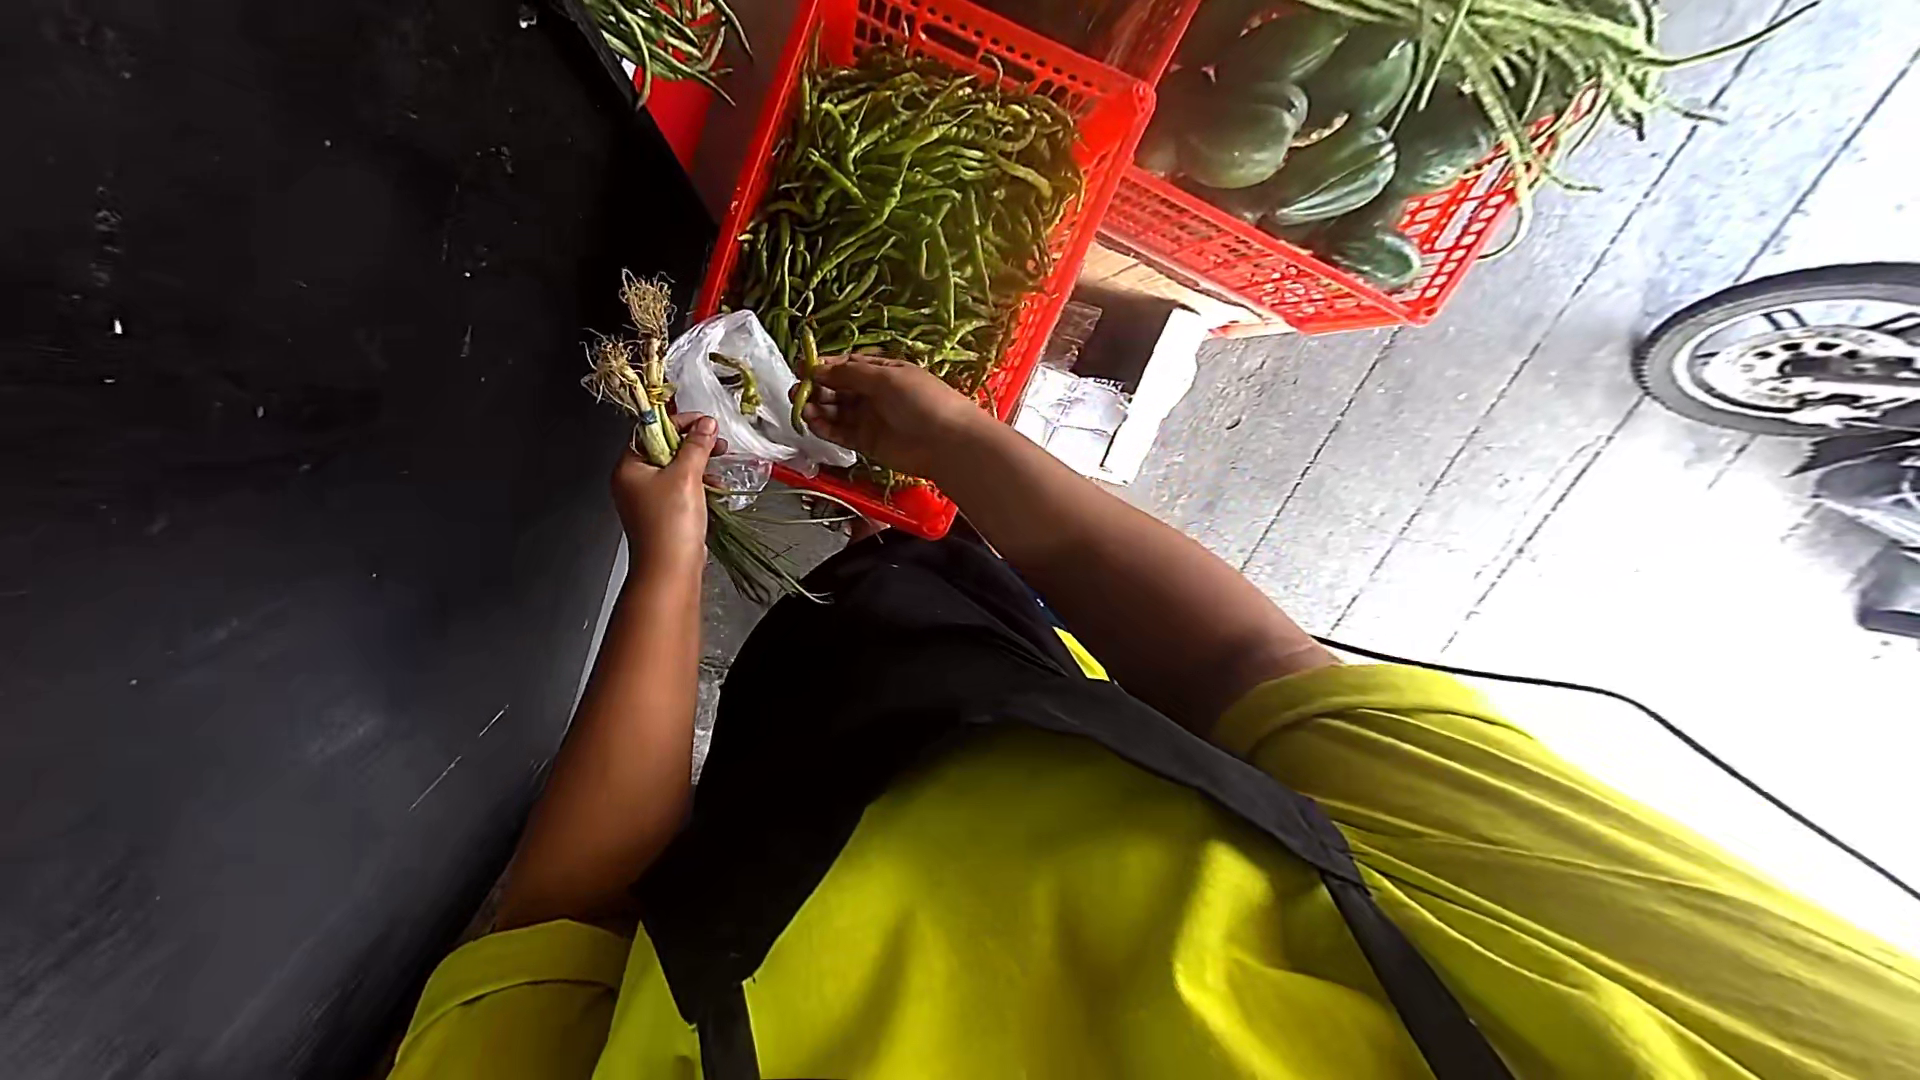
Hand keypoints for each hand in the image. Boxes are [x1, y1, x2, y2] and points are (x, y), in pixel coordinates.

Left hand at [611, 414, 722, 568]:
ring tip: (718, 464)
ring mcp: (647, 497)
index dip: (678, 422)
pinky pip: (680, 487)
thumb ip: (696, 446)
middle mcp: (633, 480)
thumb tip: (706, 425)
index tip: (703, 421)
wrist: (670, 568)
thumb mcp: (686, 476)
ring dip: (698, 463)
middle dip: (692, 443)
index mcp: (628, 467)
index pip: (650, 430)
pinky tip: (713, 486)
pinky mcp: (663, 511)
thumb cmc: (670, 524)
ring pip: (674, 468)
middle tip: (715, 442)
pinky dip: (697, 482)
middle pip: (663, 448)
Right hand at [795, 356, 994, 479]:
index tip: (803, 368)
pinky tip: (813, 423)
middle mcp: (875, 394)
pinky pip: (841, 433)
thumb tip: (818, 369)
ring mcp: (871, 418)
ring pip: (836, 412)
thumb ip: (849, 375)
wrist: (946, 441)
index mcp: (883, 371)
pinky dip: (825, 428)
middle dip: (817, 389)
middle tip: (798, 392)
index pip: (847, 366)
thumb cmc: (922, 401)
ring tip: (803, 408)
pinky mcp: (867, 442)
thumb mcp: (886, 378)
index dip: (824, 367)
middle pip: (837, 389)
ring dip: (817, 409)